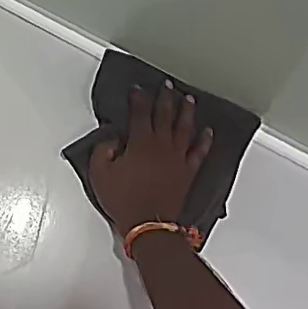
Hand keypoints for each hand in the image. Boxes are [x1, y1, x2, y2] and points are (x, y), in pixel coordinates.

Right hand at [89, 81, 213, 233]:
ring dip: (186, 111)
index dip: (138, 98)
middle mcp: (162, 145)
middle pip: (165, 114)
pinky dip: (205, 139)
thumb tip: (112, 139)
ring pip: (184, 127)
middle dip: (165, 97)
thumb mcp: (100, 173)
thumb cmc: (123, 199)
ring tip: (187, 99)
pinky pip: (199, 150)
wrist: (149, 223)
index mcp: (140, 143)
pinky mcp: (188, 171)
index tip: (137, 89)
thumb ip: (102, 150)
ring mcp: (178, 157)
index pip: (140, 113)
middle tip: (167, 85)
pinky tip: (207, 131)